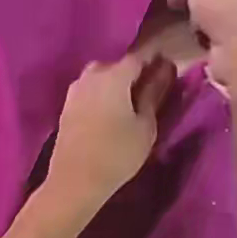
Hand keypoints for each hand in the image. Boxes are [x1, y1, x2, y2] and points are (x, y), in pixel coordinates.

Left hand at [44, 52, 175, 213]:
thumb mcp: (145, 125)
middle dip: (135, 73)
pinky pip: (89, 93)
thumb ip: (155, 92)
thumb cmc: (117, 154)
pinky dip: (101, 97)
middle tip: (151, 90)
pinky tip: (110, 113)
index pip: (141, 55)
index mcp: (113, 75)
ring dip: (116, 85)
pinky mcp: (65, 109)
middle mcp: (90, 76)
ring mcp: (74, 92)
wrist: (74, 182)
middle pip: (118, 66)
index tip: (170, 69)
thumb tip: (165, 69)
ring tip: (131, 104)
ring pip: (101, 79)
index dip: (157, 60)